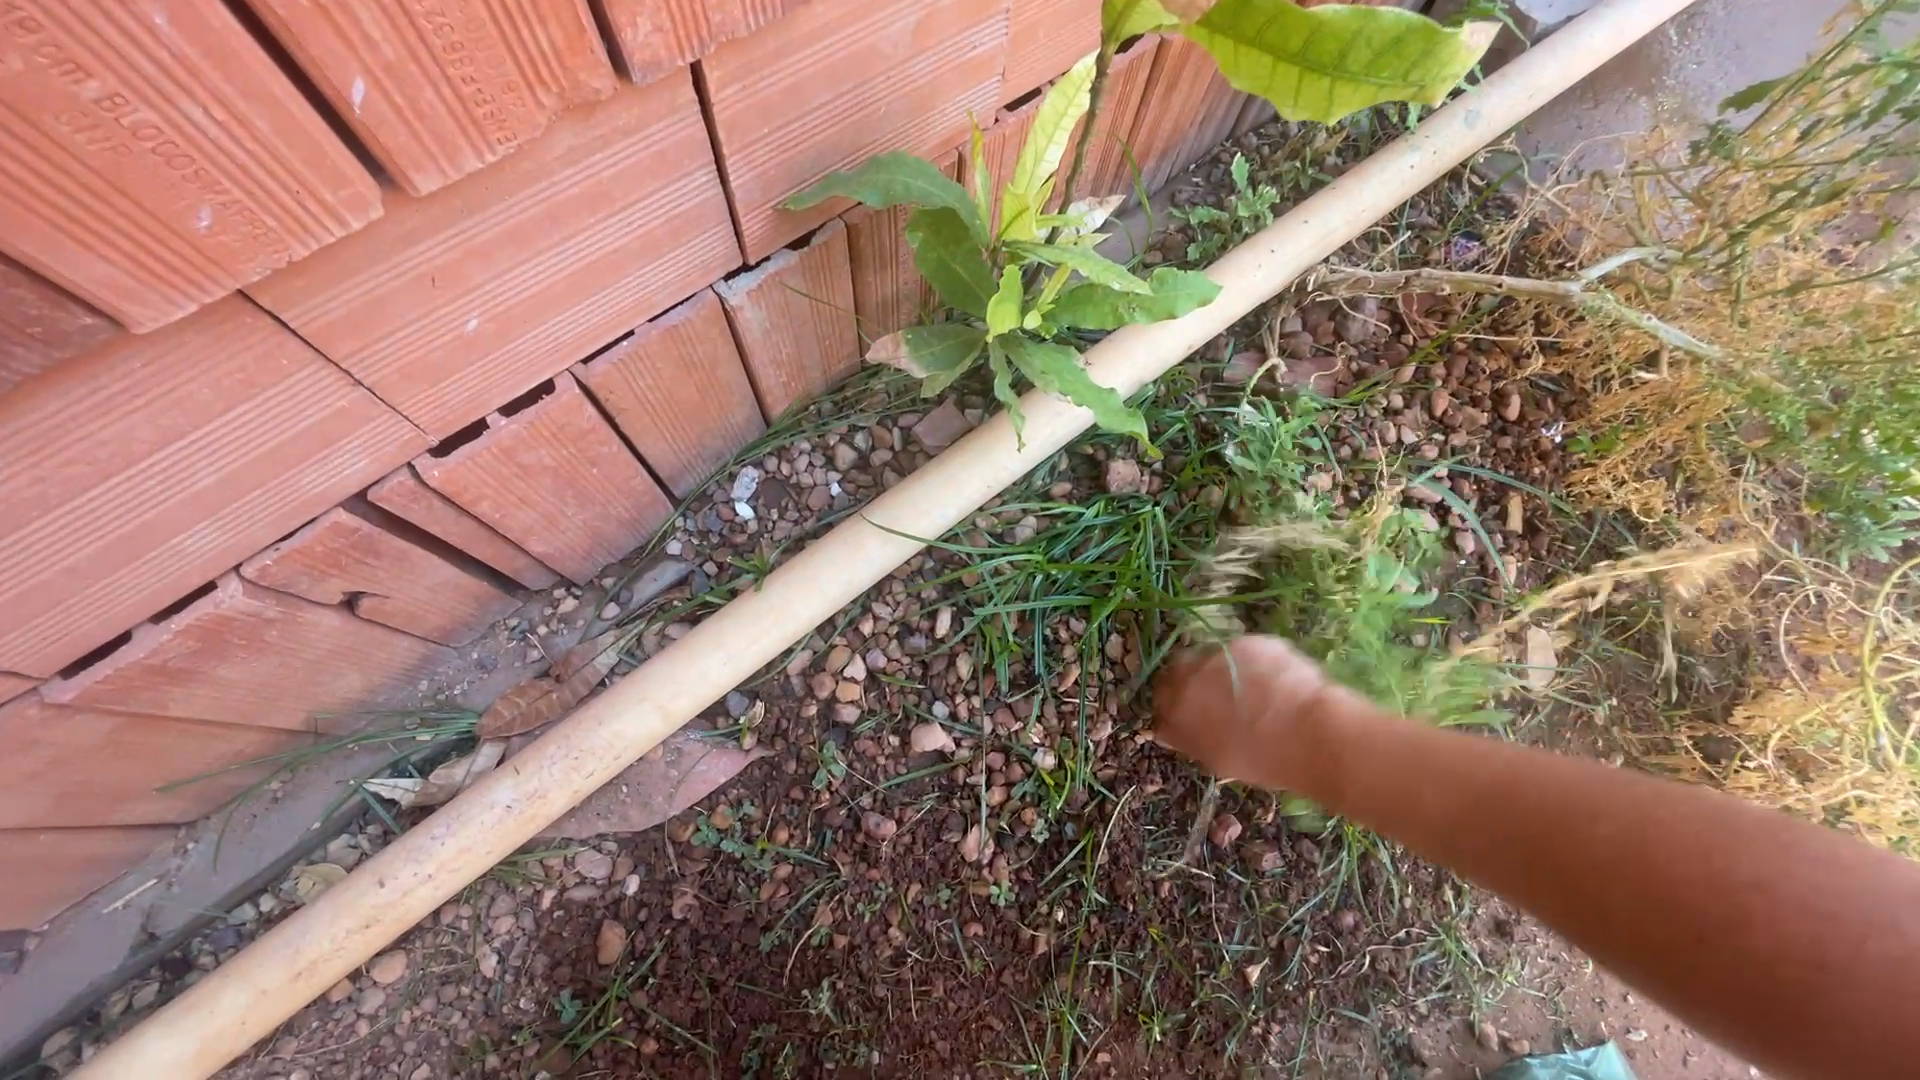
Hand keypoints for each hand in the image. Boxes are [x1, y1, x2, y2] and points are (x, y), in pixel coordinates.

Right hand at [1150, 635, 1342, 789]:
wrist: (1311, 733)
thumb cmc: (1262, 757)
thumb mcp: (1214, 758)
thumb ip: (1184, 738)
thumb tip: (1165, 729)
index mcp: (1178, 703)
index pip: (1160, 692)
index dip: (1172, 700)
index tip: (1186, 709)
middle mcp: (1193, 671)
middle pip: (1182, 667)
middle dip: (1193, 678)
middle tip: (1216, 696)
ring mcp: (1224, 652)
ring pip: (1214, 656)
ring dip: (1222, 669)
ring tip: (1251, 690)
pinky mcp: (1253, 642)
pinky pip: (1246, 651)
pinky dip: (1253, 663)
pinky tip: (1273, 682)